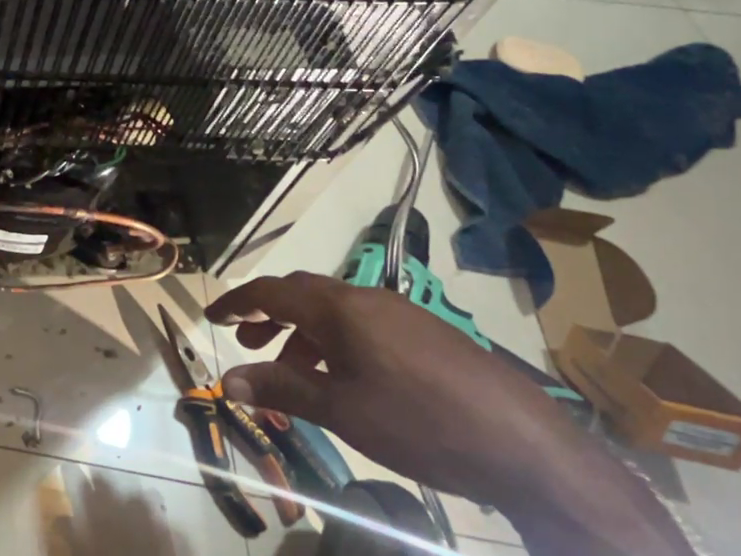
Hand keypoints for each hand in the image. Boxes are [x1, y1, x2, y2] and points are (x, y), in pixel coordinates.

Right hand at [206, 273, 691, 553]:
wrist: (529, 448)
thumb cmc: (421, 424)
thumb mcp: (342, 411)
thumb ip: (282, 388)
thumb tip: (227, 379)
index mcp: (340, 308)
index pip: (271, 291)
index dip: (236, 302)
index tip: (211, 316)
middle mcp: (368, 298)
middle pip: (303, 294)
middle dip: (269, 316)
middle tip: (249, 344)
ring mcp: (404, 314)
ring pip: (336, 312)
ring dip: (304, 334)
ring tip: (294, 373)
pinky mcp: (431, 335)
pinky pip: (366, 326)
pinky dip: (338, 343)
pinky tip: (346, 381)